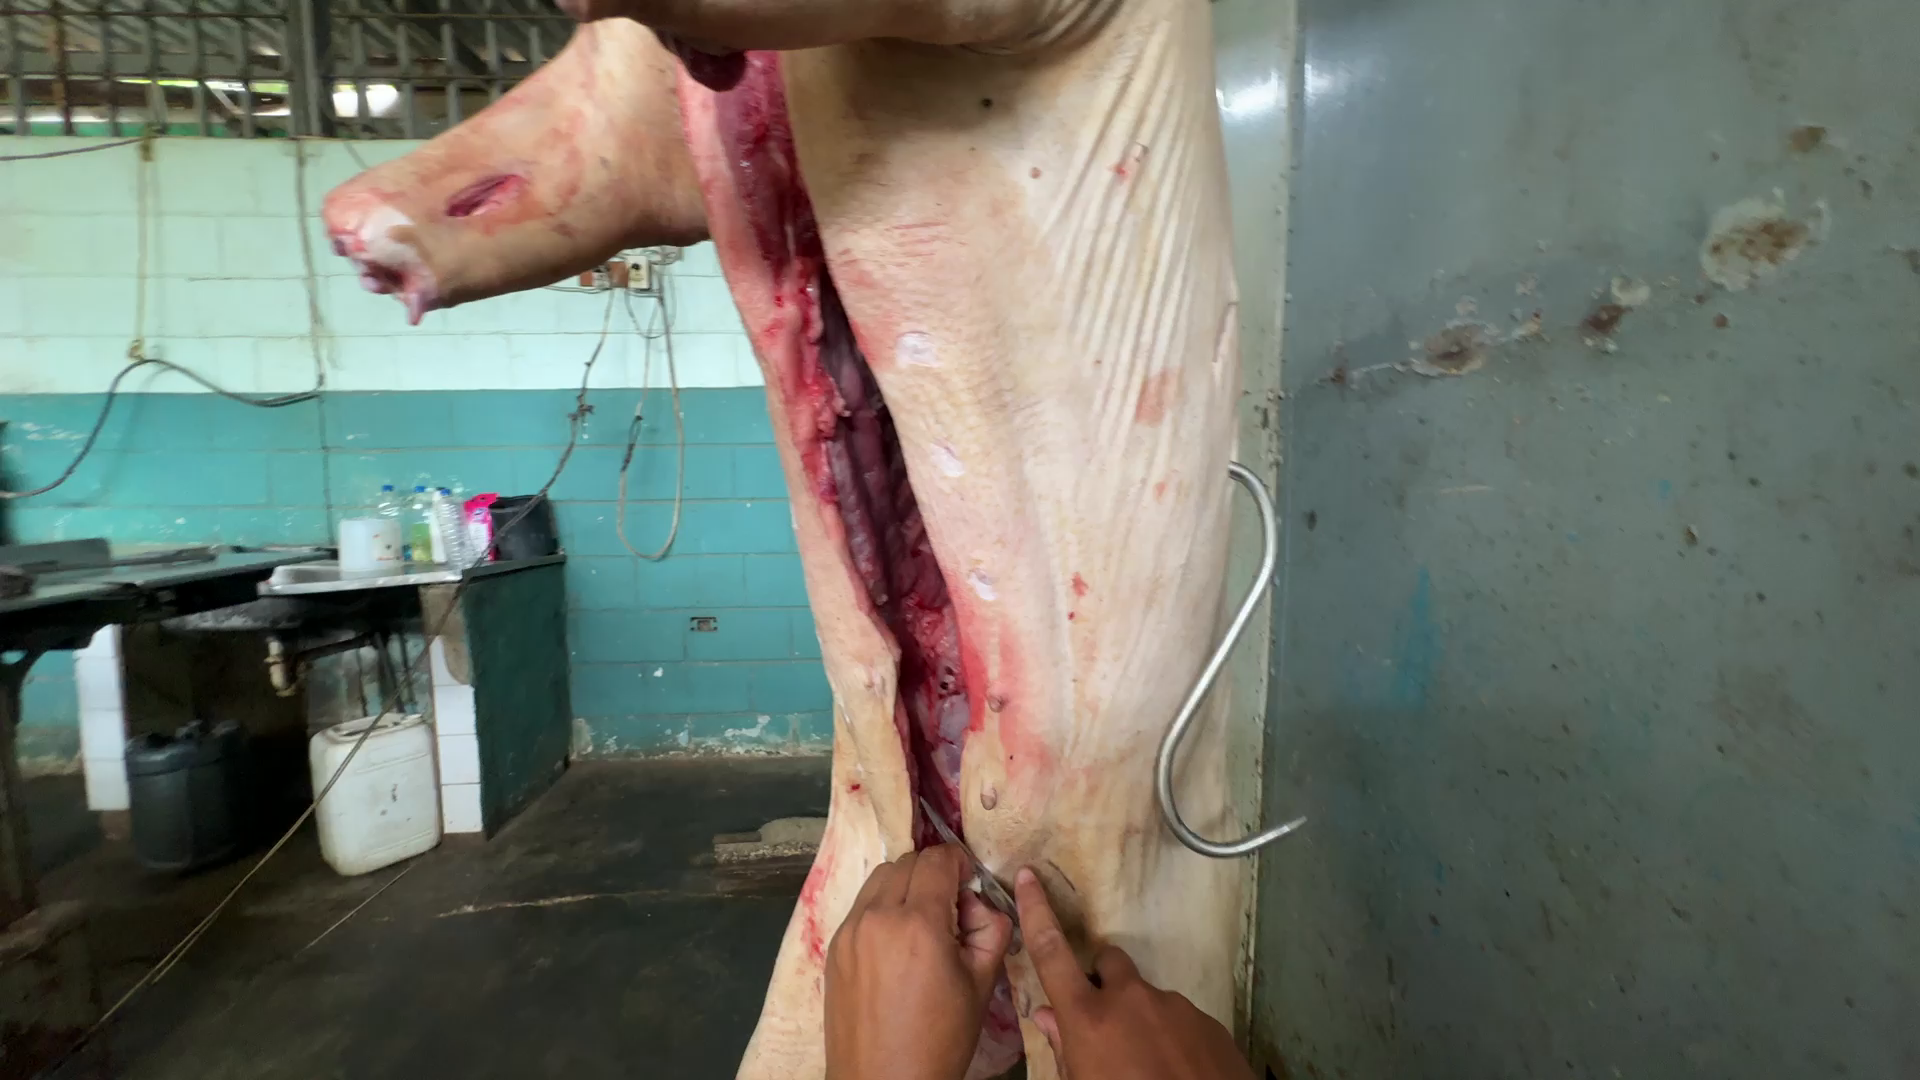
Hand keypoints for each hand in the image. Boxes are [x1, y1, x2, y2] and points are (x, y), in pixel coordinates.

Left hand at [825, 845, 1014, 1079]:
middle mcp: (878, 916)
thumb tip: (978, 901)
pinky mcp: (834, 946)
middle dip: (933, 873)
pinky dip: (883, 906)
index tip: (968, 883)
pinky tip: (895, 942)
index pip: (938, 859)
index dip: (959, 863)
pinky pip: (862, 904)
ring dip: (906, 884)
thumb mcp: (982, 984)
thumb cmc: (940, 1040)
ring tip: (920, 922)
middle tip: (949, 908)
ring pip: (882, 876)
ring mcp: (850, 930)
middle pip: (909, 861)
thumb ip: (990, 928)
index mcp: (918, 923)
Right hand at [1015, 867, 1255, 1079]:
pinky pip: (1183, 1020)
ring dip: (1144, 1019)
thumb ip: (1065, 1053)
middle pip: (1110, 962)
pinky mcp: (1211, 1024)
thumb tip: (1050, 1017)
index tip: (1028, 876)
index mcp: (1090, 1019)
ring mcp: (1175, 1007)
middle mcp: (1131, 1000)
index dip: (1035, 910)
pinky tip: (1180, 1072)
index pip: (1051, 952)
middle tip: (1109, 1026)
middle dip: (1105, 983)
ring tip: (1152, 1064)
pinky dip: (1176, 1039)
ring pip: (1149, 998)